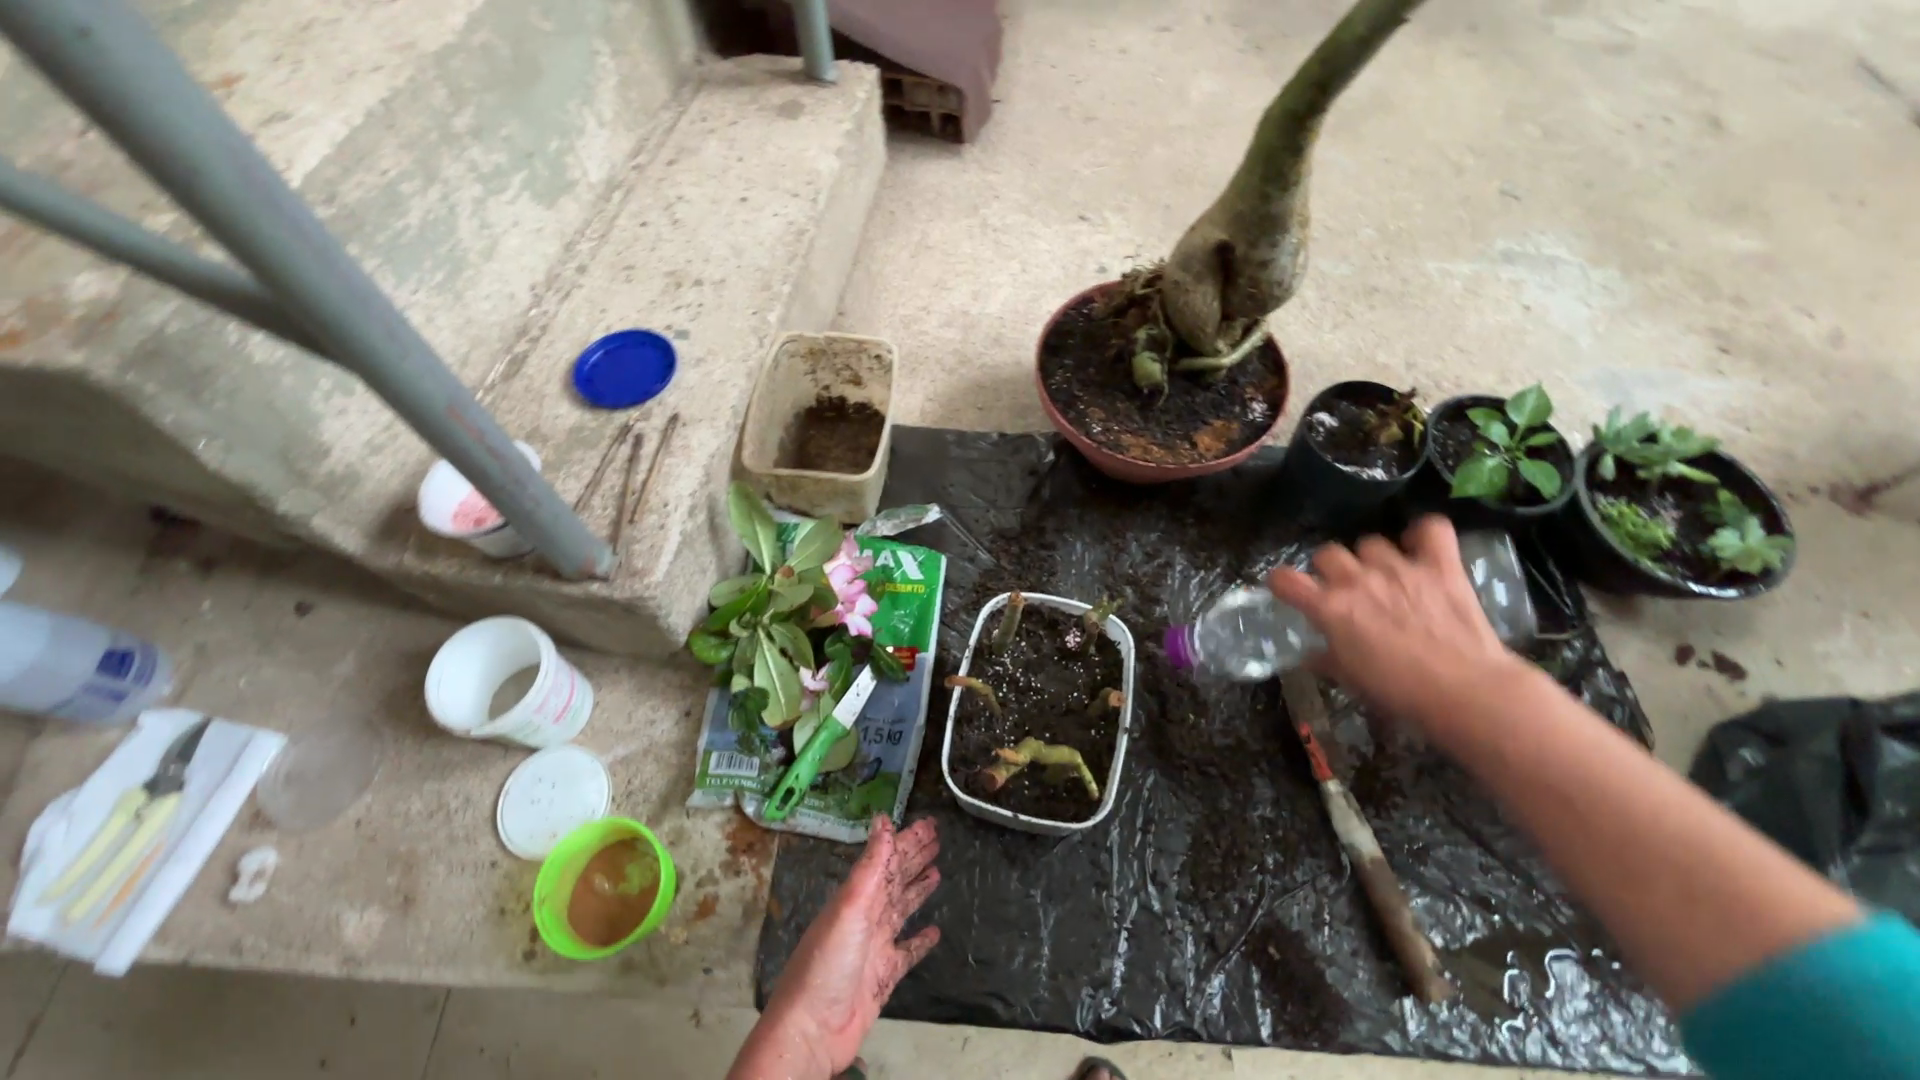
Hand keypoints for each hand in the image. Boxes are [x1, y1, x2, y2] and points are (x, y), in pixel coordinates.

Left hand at [732, 815, 940, 1079]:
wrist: (812, 1030)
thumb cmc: (826, 965)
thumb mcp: (849, 908)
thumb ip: (868, 866)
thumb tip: (881, 820)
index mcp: (856, 898)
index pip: (886, 860)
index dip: (907, 841)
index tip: (929, 824)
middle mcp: (864, 917)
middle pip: (894, 880)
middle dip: (914, 857)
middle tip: (936, 838)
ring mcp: (874, 947)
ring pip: (901, 909)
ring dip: (917, 889)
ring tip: (937, 871)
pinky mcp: (882, 976)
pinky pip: (907, 952)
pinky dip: (920, 941)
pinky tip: (934, 932)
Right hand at [1268, 515, 1527, 736]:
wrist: (1463, 691)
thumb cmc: (1399, 692)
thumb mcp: (1351, 680)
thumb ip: (1328, 660)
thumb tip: (1312, 655)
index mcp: (1330, 608)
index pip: (1286, 579)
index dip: (1281, 582)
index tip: (1286, 588)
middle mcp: (1358, 580)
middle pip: (1328, 553)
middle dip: (1330, 568)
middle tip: (1343, 588)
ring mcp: (1400, 568)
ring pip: (1371, 542)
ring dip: (1372, 558)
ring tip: (1384, 575)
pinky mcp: (1441, 565)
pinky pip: (1430, 529)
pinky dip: (1423, 533)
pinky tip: (1420, 546)